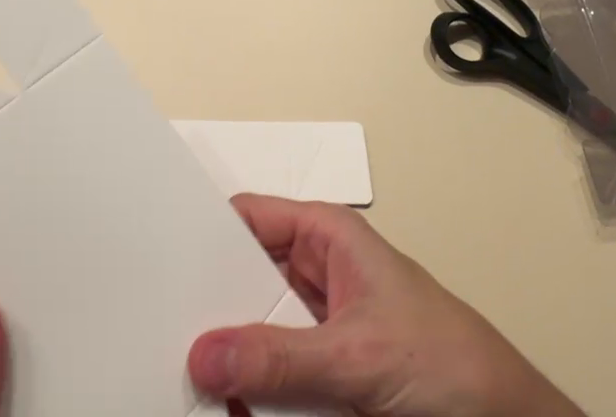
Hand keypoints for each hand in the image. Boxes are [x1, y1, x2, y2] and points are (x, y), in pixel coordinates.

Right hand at [189, 195, 582, 416]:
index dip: (202, 230)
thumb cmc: (458, 364)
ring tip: (183, 372)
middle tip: (162, 328)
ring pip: (248, 332)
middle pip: (239, 279)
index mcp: (327, 237)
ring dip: (223, 354)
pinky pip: (264, 377)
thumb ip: (282, 357)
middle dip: (207, 304)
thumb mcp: (360, 354)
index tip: (157, 253)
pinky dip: (244, 391)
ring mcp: (314, 328)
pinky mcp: (316, 377)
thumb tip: (209, 354)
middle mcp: (315, 274)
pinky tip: (221, 402)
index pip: (246, 218)